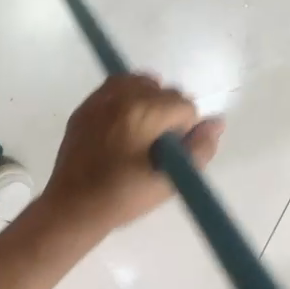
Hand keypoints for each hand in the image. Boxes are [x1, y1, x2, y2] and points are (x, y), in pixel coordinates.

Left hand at [37, 74, 224, 234]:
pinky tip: (122, 125)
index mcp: (144, 112)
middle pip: (164, 90)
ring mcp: (100, 99)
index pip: (185, 106)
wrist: (73, 206)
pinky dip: (125, 98)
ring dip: (149, 100)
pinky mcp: (85, 107)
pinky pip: (115, 87)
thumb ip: (199, 149)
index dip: (185, 130)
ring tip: (141, 132)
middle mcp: (122, 96)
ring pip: (140, 82)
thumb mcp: (169, 180)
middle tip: (156, 146)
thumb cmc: (123, 197)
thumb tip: (217, 122)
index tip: (170, 153)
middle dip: (168, 114)